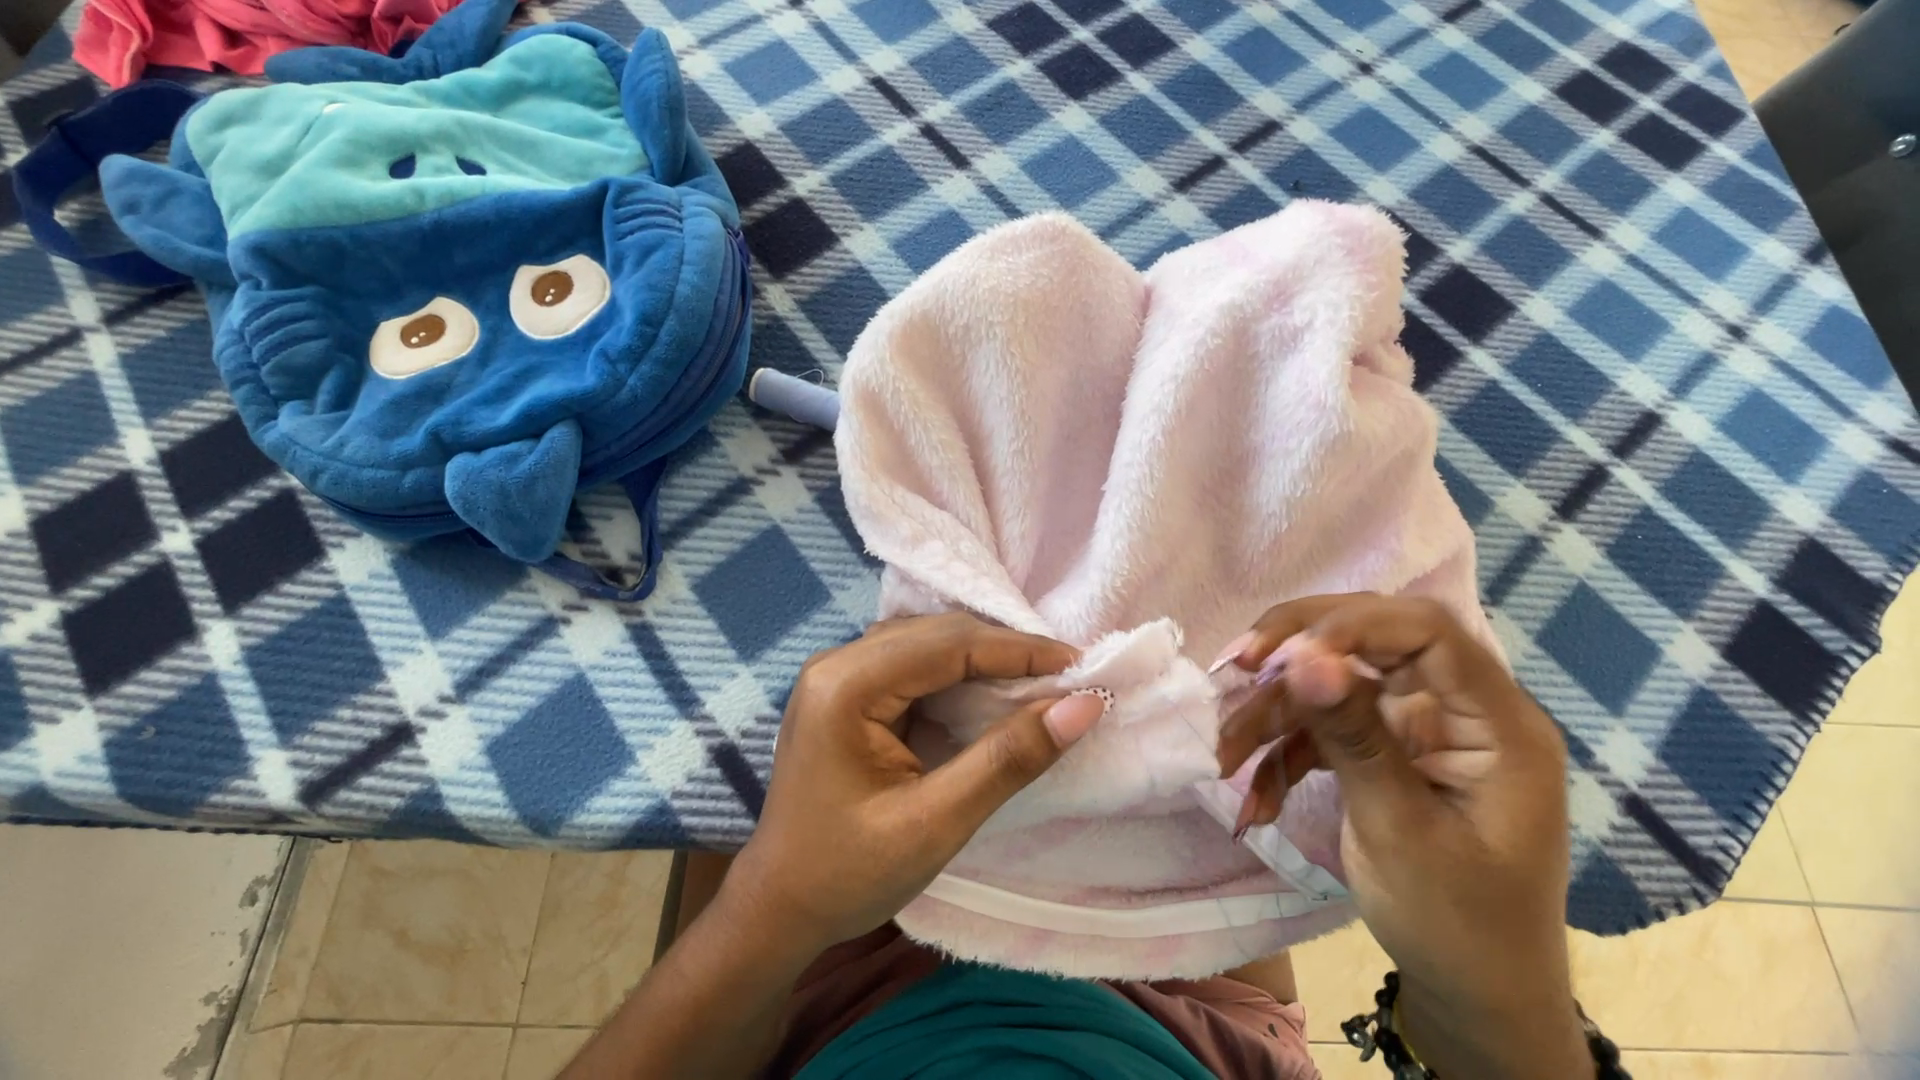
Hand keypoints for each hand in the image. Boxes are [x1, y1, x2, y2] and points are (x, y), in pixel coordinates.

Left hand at [718, 614, 1105, 951]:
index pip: (948, 644)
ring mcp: (836, 676)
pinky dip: (957, 675)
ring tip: (1039, 681)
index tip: (1080, 666)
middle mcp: (835, 664)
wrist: (779, 908)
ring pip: (925, 643)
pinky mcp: (845, 694)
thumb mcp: (937, 822)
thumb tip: (1081, 707)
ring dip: (982, 658)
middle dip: (1004, 650)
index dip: (1018, 650)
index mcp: (845, 686)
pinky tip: (990, 692)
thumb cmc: (850, 873)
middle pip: (936, 634)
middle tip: (1067, 677)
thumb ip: (1007, 759)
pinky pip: (911, 665)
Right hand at [1216, 594, 1587, 1078]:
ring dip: (1272, 720)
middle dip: (1294, 654)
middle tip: (1233, 669)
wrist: (1473, 994)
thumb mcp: (1398, 829)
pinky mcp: (1389, 752)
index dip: (1350, 626)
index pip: (1425, 631)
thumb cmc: (1455, 921)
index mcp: (1495, 722)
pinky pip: (1327, 732)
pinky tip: (1255, 805)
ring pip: (1334, 688)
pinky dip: (1284, 760)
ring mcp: (1421, 730)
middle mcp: (1457, 709)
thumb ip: (1354, 736)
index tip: (1279, 657)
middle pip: (1370, 642)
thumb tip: (1305, 656)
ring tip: (1222, 761)